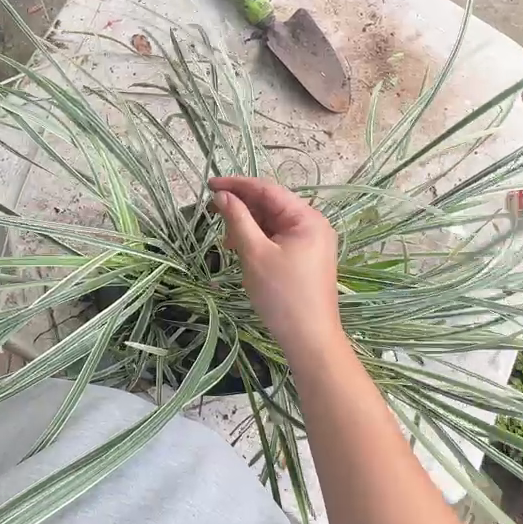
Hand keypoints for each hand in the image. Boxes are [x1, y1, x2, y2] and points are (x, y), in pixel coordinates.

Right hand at [208, 176, 339, 347]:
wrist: (309, 338)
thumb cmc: (282, 294)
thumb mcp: (254, 253)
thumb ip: (238, 219)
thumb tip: (222, 196)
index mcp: (307, 218)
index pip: (267, 190)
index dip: (237, 185)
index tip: (209, 184)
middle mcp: (313, 225)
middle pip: (271, 204)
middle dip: (242, 206)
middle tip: (212, 212)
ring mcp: (311, 242)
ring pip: (272, 222)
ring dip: (247, 225)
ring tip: (226, 240)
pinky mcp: (305, 258)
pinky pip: (277, 238)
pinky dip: (257, 239)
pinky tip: (241, 249)